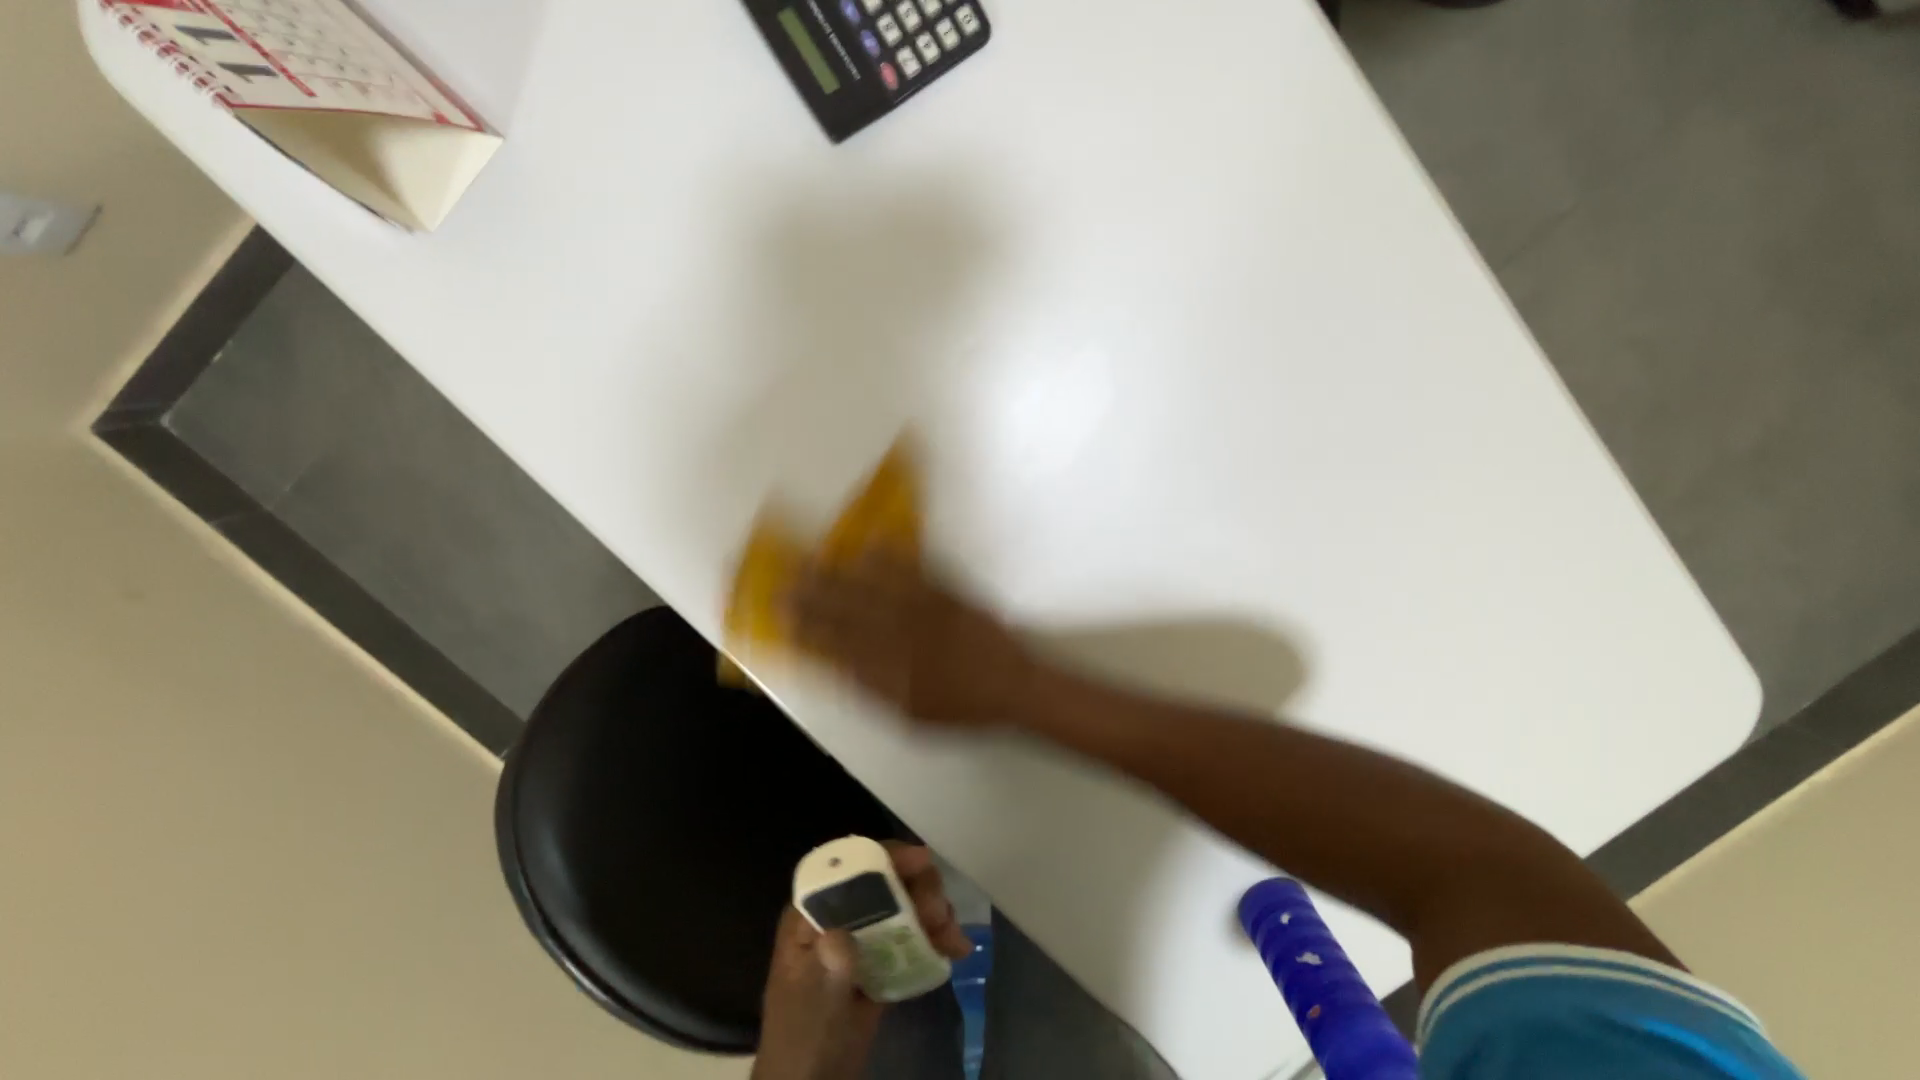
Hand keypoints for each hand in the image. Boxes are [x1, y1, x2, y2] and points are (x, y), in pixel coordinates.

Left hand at [752, 844, 972, 1079]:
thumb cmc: (803, 1038)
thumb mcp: (813, 1003)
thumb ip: (827, 967)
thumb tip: (840, 937)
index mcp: (811, 915)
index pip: (846, 867)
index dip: (883, 856)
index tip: (921, 861)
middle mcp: (838, 917)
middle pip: (883, 881)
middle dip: (918, 887)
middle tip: (940, 913)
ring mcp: (862, 939)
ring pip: (902, 905)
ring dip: (933, 912)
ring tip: (953, 937)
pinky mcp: (881, 962)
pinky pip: (911, 936)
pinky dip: (935, 937)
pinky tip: (955, 949)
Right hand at [790, 556, 1035, 727]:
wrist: (1013, 687)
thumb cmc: (964, 707)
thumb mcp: (911, 717)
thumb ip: (873, 693)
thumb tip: (840, 673)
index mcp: (887, 674)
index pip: (833, 649)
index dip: (803, 629)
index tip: (780, 615)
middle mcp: (900, 640)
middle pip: (844, 612)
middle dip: (809, 593)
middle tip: (783, 577)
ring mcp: (923, 614)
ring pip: (871, 588)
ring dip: (838, 571)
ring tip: (810, 554)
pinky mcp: (945, 594)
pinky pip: (912, 571)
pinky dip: (887, 558)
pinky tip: (867, 546)